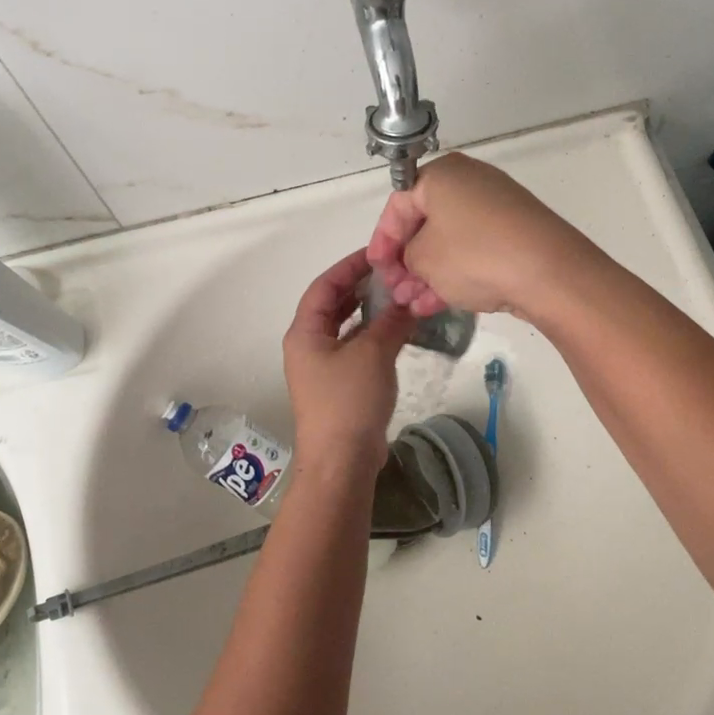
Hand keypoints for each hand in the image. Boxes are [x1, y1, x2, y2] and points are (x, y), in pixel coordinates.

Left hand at [283, 251, 415, 477]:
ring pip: (345, 328)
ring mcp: (321, 369)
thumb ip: (390, 322)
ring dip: (369, 313)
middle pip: (332, 305)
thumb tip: (409, 300)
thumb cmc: (349, 401)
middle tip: (393, 274)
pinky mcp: (338, 387)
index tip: (379, 254)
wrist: (341, 461)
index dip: (349, 266)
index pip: (324, 286)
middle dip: (360, 287)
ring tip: (398, 298)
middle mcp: (308, 346)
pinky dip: (373, 336)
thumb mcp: (372, 354)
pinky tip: (397, 332)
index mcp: (304, 333)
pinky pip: (354, 349)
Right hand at [367, 152, 599, 318]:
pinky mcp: (514, 234)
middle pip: (424, 222)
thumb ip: (406, 256)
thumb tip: (414, 259)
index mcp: (442, 175)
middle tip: (395, 290)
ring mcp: (495, 208)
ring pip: (448, 241)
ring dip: (427, 273)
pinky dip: (453, 273)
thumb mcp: (423, 258)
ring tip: (413, 303)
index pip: (398, 204)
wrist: (549, 272)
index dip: (382, 240)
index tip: (376, 269)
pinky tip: (437, 303)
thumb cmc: (475, 255)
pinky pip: (472, 251)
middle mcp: (469, 183)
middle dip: (406, 261)